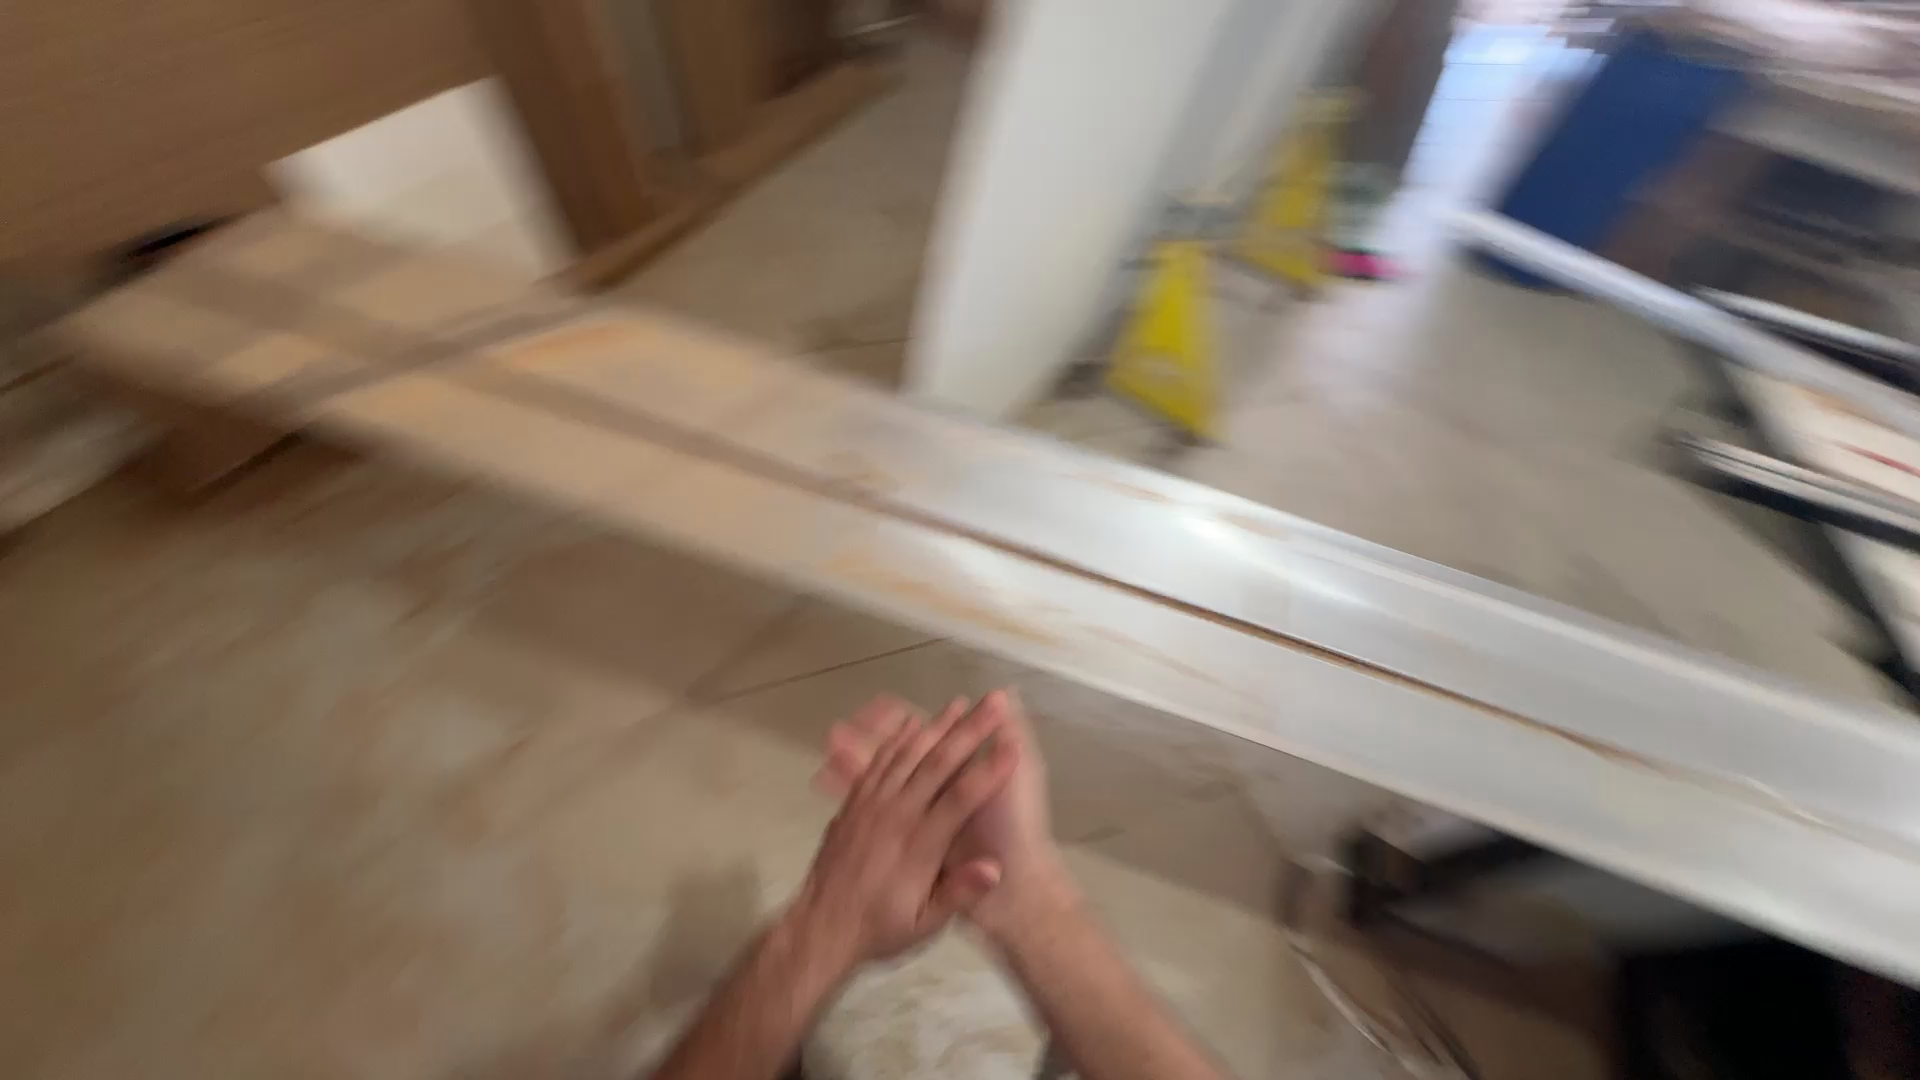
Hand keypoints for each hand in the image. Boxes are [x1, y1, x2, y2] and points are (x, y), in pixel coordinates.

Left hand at [784, 698, 1017, 977]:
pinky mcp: (855, 800)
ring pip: (909, 754)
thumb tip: (994, 868)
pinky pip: (879, 761)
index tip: (1013, 745)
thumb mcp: (923, 926)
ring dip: (937, 726)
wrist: (821, 927)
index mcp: (919, 846)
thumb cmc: (881, 928)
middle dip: (969, 730)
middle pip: (938, 764)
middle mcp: (896, 816)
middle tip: (994, 702)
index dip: (988, 771)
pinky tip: (914, 721)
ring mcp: (872, 803)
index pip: (960, 799)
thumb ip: (957, 893)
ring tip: (961, 703)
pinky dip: (898, 737)